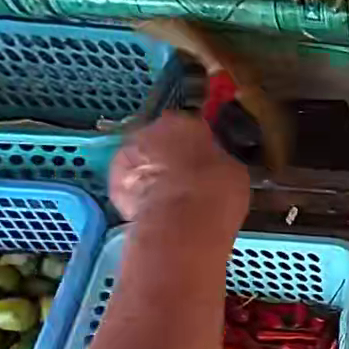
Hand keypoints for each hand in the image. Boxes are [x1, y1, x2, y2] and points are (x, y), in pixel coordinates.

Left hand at [108, 111, 249, 230]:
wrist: (180, 226)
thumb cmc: (216, 194)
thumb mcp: (234, 172)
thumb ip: (219, 160)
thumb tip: (215, 163)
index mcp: (185, 122)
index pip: (193, 127)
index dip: (200, 146)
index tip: (207, 163)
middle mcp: (152, 130)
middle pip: (162, 140)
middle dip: (172, 155)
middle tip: (187, 180)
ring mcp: (128, 155)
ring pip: (143, 160)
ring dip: (152, 173)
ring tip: (168, 199)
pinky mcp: (114, 183)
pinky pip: (130, 184)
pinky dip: (138, 194)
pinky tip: (153, 211)